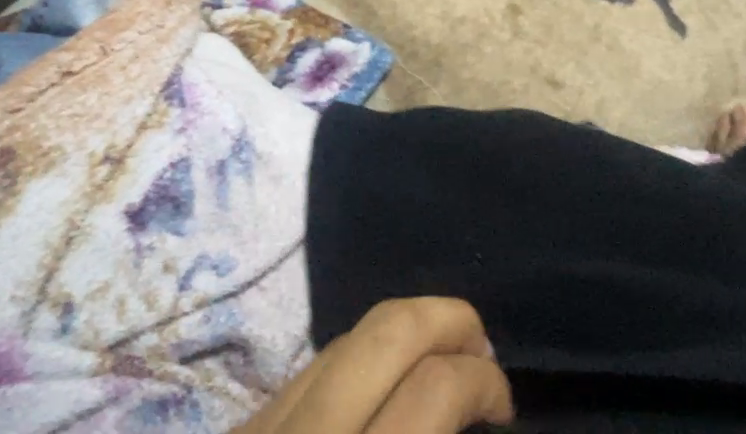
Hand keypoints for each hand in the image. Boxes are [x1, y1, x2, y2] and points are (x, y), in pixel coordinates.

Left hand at [237, 297, 514, 433]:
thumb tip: (476, 409)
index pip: (435, 385)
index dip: (486, 381)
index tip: (502, 407)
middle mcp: (308, 431)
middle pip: (389, 328)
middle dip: (452, 322)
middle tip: (481, 358)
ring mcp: (263, 422)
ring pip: (349, 335)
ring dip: (410, 334)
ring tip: (442, 363)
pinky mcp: (243, 423)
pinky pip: (314, 366)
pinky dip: (364, 360)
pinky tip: (384, 387)